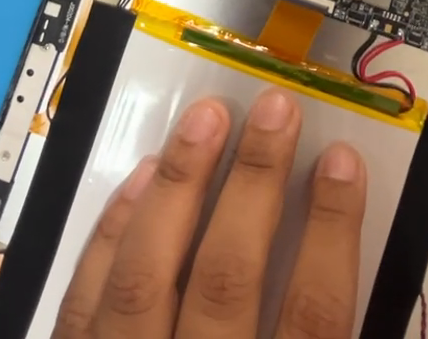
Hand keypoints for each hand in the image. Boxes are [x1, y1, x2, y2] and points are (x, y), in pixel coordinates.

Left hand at [57, 89, 368, 338]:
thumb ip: (324, 334)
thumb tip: (334, 251)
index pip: (313, 318)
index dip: (332, 231)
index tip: (342, 162)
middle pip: (227, 281)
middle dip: (254, 185)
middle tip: (274, 110)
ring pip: (144, 278)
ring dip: (180, 187)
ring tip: (205, 118)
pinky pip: (85, 301)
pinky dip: (111, 234)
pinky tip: (141, 179)